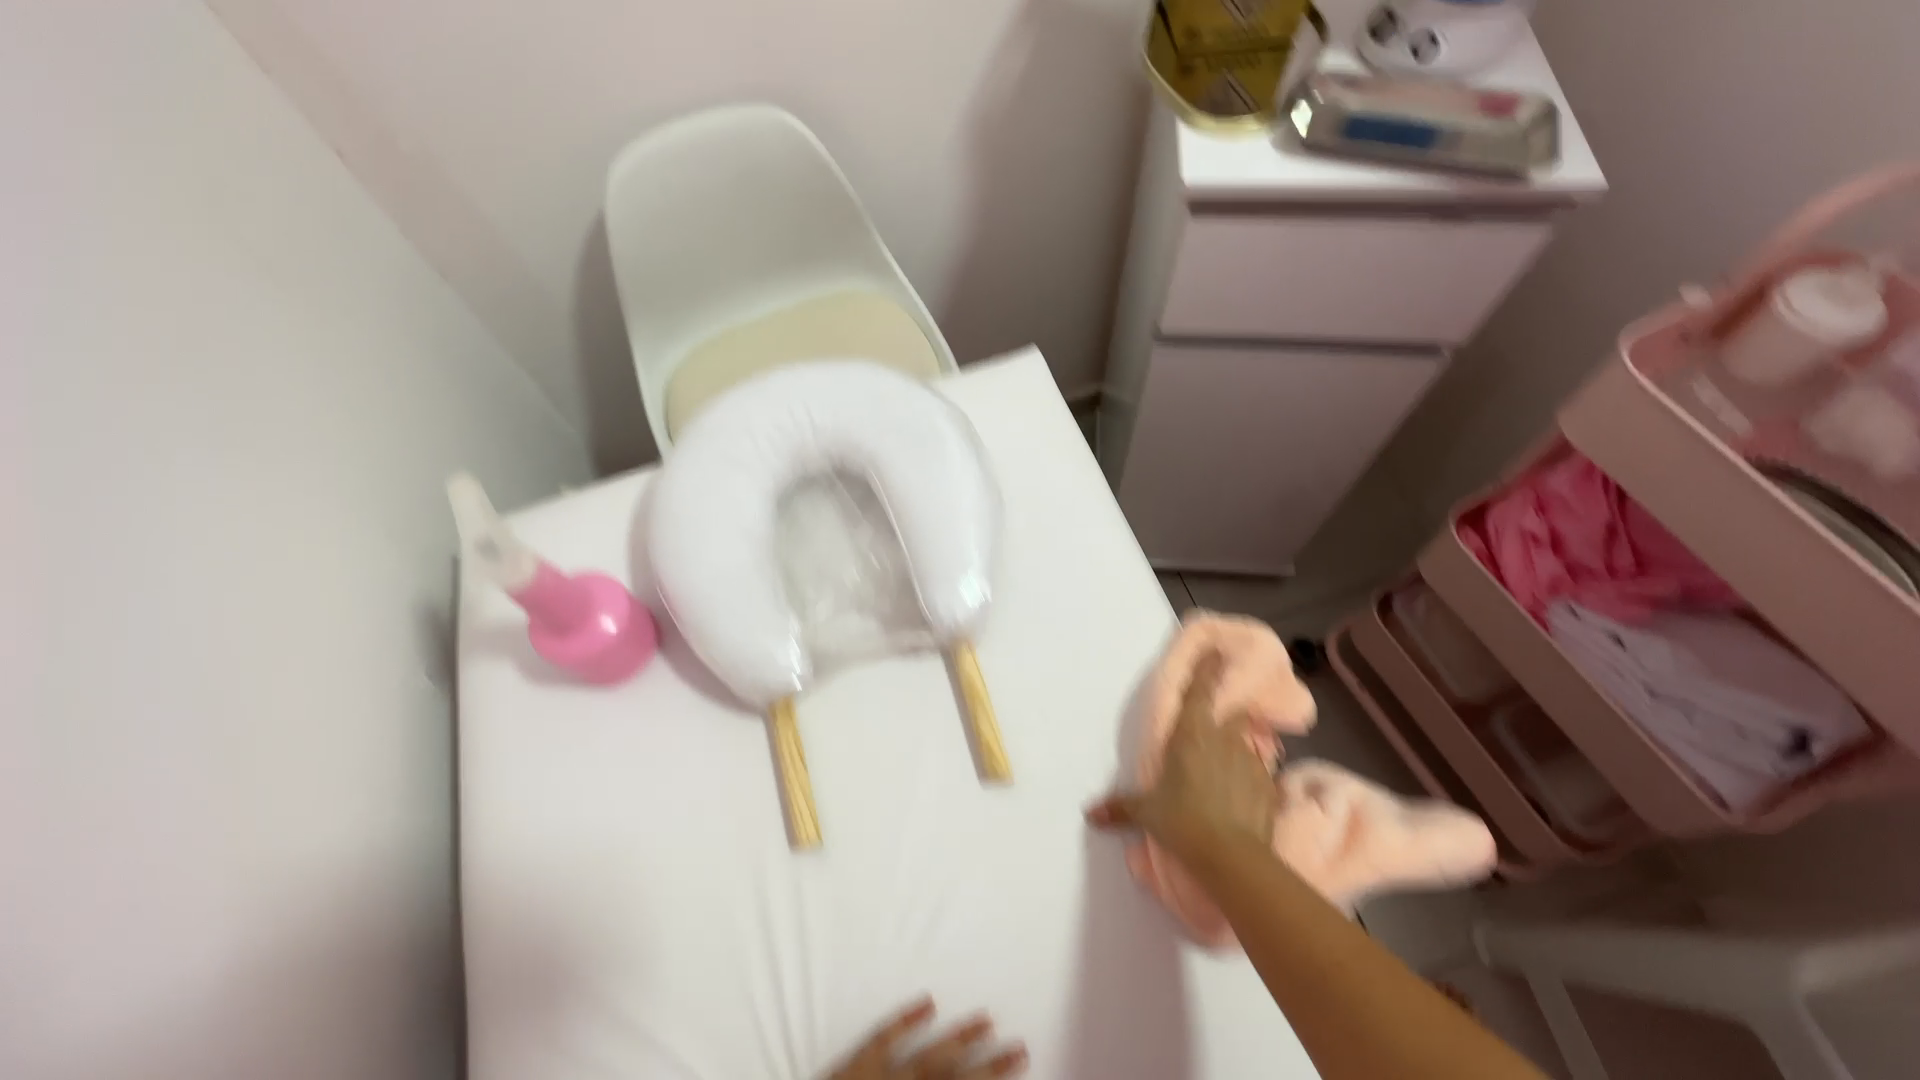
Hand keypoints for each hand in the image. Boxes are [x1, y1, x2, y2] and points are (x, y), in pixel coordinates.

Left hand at [825, 997, 1027, 1078]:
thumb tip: (956, 1076)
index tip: (1023, 1065)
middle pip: (950, 1079)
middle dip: (988, 1067)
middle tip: (1021, 1047)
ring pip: (924, 1060)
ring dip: (957, 1040)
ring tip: (986, 1019)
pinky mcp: (847, 1069)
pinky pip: (878, 1040)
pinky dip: (903, 1020)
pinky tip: (928, 1001)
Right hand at [1086, 652, 1276, 858]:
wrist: (1232, 855)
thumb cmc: (1181, 819)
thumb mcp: (1146, 813)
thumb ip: (1120, 807)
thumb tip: (1090, 813)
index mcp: (1191, 733)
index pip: (1201, 690)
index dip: (1208, 670)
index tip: (1216, 653)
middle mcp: (1224, 738)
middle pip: (1233, 714)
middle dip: (1228, 717)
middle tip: (1218, 730)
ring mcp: (1252, 760)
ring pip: (1248, 744)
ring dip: (1239, 751)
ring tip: (1229, 772)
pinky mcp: (1270, 785)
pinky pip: (1261, 775)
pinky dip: (1252, 781)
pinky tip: (1244, 798)